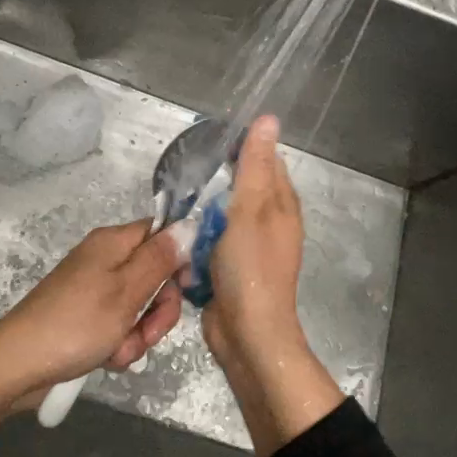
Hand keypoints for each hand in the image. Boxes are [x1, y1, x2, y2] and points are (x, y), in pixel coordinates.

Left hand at [0, 219, 186, 456]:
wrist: (19, 366)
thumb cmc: (77, 323)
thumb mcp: (127, 291)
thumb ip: (161, 258)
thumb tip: (189, 224)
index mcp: (113, 243)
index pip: (161, 234)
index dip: (179, 259)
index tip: (187, 287)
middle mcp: (105, 260)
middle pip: (155, 275)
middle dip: (158, 309)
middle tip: (149, 331)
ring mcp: (95, 290)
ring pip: (139, 307)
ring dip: (139, 333)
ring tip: (120, 350)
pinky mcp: (86, 318)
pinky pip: (119, 327)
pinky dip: (120, 345)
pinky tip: (107, 359)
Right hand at [201, 115, 344, 456]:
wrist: (246, 337)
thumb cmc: (251, 269)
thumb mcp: (250, 210)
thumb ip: (254, 166)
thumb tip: (268, 119)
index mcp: (282, 206)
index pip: (265, 161)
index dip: (241, 148)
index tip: (208, 140)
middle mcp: (268, 224)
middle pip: (238, 190)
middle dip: (213, 183)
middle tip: (182, 174)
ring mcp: (248, 250)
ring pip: (219, 218)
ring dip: (199, 215)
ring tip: (175, 204)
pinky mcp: (228, 271)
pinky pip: (208, 246)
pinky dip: (195, 244)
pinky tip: (178, 239)